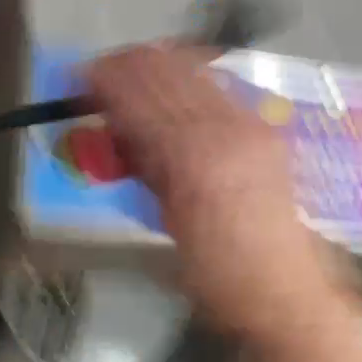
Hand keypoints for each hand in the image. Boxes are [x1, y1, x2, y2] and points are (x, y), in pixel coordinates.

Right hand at [84, 46, 360, 347]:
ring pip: (196, 72)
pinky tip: (174, 90)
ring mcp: (252, 124)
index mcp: (191, 159)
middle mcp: (225, 129)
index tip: (78, 80)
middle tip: (98, 76)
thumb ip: (145, 172)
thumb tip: (118, 138)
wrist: (283, 292)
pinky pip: (219, 88)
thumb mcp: (166, 225)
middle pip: (168, 72)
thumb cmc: (215, 278)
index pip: (139, 97)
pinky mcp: (267, 130)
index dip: (105, 83)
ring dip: (157, 69)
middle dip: (128, 69)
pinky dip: (188, 81)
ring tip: (129, 77)